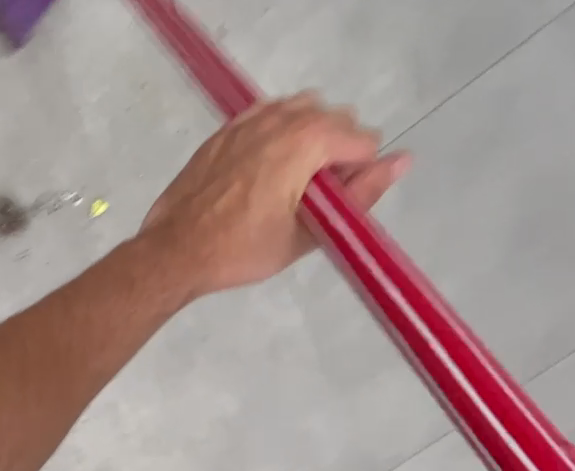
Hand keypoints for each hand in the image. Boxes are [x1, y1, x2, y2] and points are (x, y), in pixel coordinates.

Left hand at [139, 91, 409, 298]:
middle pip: (335, 121)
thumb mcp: (306, 234)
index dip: (355, 176)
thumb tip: (402, 161)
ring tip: (284, 183)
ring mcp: (247, 122)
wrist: (172, 254)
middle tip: (305, 199)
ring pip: (301, 111)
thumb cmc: (238, 251)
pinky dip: (272, 134)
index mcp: (309, 140)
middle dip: (332, 154)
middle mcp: (281, 119)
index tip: (326, 206)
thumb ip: (361, 196)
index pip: (364, 142)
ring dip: (305, 139)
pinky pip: (264, 116)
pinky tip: (260, 169)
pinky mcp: (220, 134)